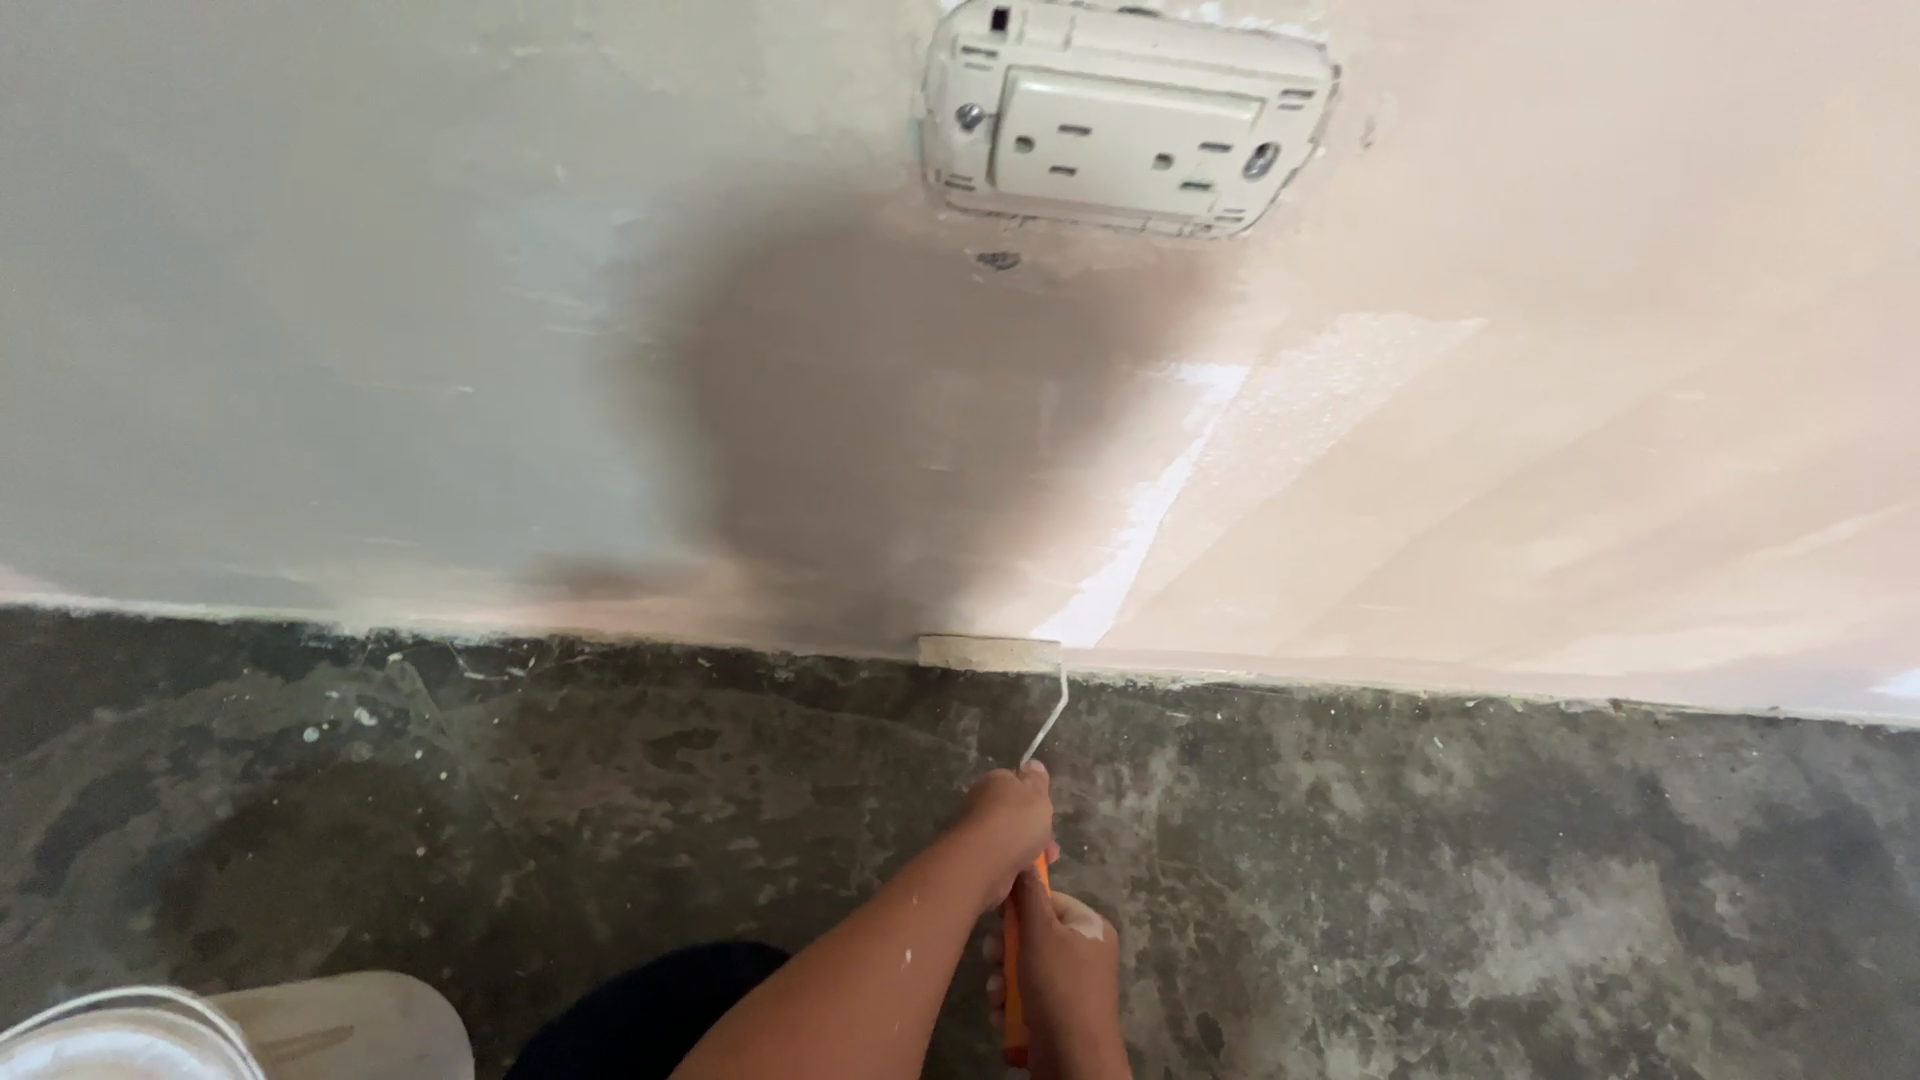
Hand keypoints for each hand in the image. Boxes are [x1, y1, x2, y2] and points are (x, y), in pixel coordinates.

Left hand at [953, 761, 1056, 912]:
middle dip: (1036, 833)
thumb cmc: (1016, 820)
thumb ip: (1037, 779)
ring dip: (1031, 854)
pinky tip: (1028, 877)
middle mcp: (981, 805)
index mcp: (994, 782)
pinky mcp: (977, 860)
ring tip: (1044, 865)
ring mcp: (978, 834)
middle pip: (1015, 816)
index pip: (1014, 784)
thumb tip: (1032, 764)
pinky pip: (1004, 862)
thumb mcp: (1036, 792)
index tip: (1047, 812)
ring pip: (1012, 842)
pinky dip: (1018, 869)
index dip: (1034, 799)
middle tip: (1050, 847)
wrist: (986, 861)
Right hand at [986, 876, 1127, 1078]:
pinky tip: (1002, 1015)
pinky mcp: (1056, 1014)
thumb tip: (1024, 858)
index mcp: (1090, 928)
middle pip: (1032, 934)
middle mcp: (1083, 953)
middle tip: (993, 959)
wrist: (1074, 1062)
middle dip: (1005, 951)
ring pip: (1023, 967)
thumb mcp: (1041, 933)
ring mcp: (1071, 986)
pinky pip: (1026, 995)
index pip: (1048, 900)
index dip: (1020, 908)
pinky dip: (1010, 1004)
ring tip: (998, 996)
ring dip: (1003, 981)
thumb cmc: (1060, 988)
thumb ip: (1029, 895)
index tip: (999, 918)